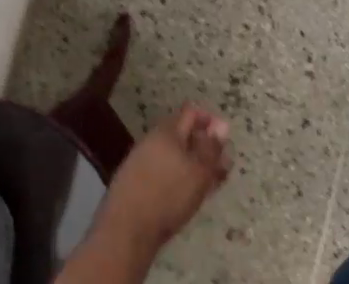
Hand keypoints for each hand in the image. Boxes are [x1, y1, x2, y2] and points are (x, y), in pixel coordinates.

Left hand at [97, 103, 232, 253]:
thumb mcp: (201, 171)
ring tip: (206, 186)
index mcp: (166, 132)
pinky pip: (160, 174)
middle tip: (219, 168)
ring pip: (172, 158)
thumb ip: (212, 148)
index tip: (224, 141)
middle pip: (181, 136)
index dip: (210, 121)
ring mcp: (137, 164)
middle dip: (203, 149)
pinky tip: (185, 198)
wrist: (124, 234)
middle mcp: (149, 142)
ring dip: (191, 167)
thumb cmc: (169, 196)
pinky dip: (175, 180)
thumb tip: (221, 127)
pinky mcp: (131, 186)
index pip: (191, 113)